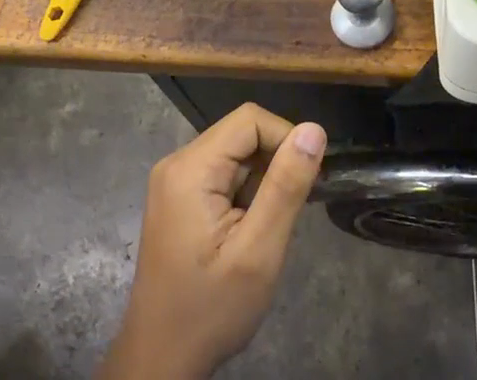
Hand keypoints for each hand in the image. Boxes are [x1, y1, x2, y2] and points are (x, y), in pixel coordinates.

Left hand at [102, 103, 327, 378]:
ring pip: (236, 155)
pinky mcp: (179, 200)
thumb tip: (314, 129)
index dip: (286, 140)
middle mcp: (177, 164)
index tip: (306, 182)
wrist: (161, 359)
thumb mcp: (259, 250)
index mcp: (190, 170)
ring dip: (263, 181)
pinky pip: (224, 175)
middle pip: (242, 134)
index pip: (251, 120)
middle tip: (290, 212)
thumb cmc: (210, 309)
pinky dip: (247, 193)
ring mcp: (174, 182)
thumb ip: (286, 186)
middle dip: (275, 163)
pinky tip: (250, 230)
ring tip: (268, 227)